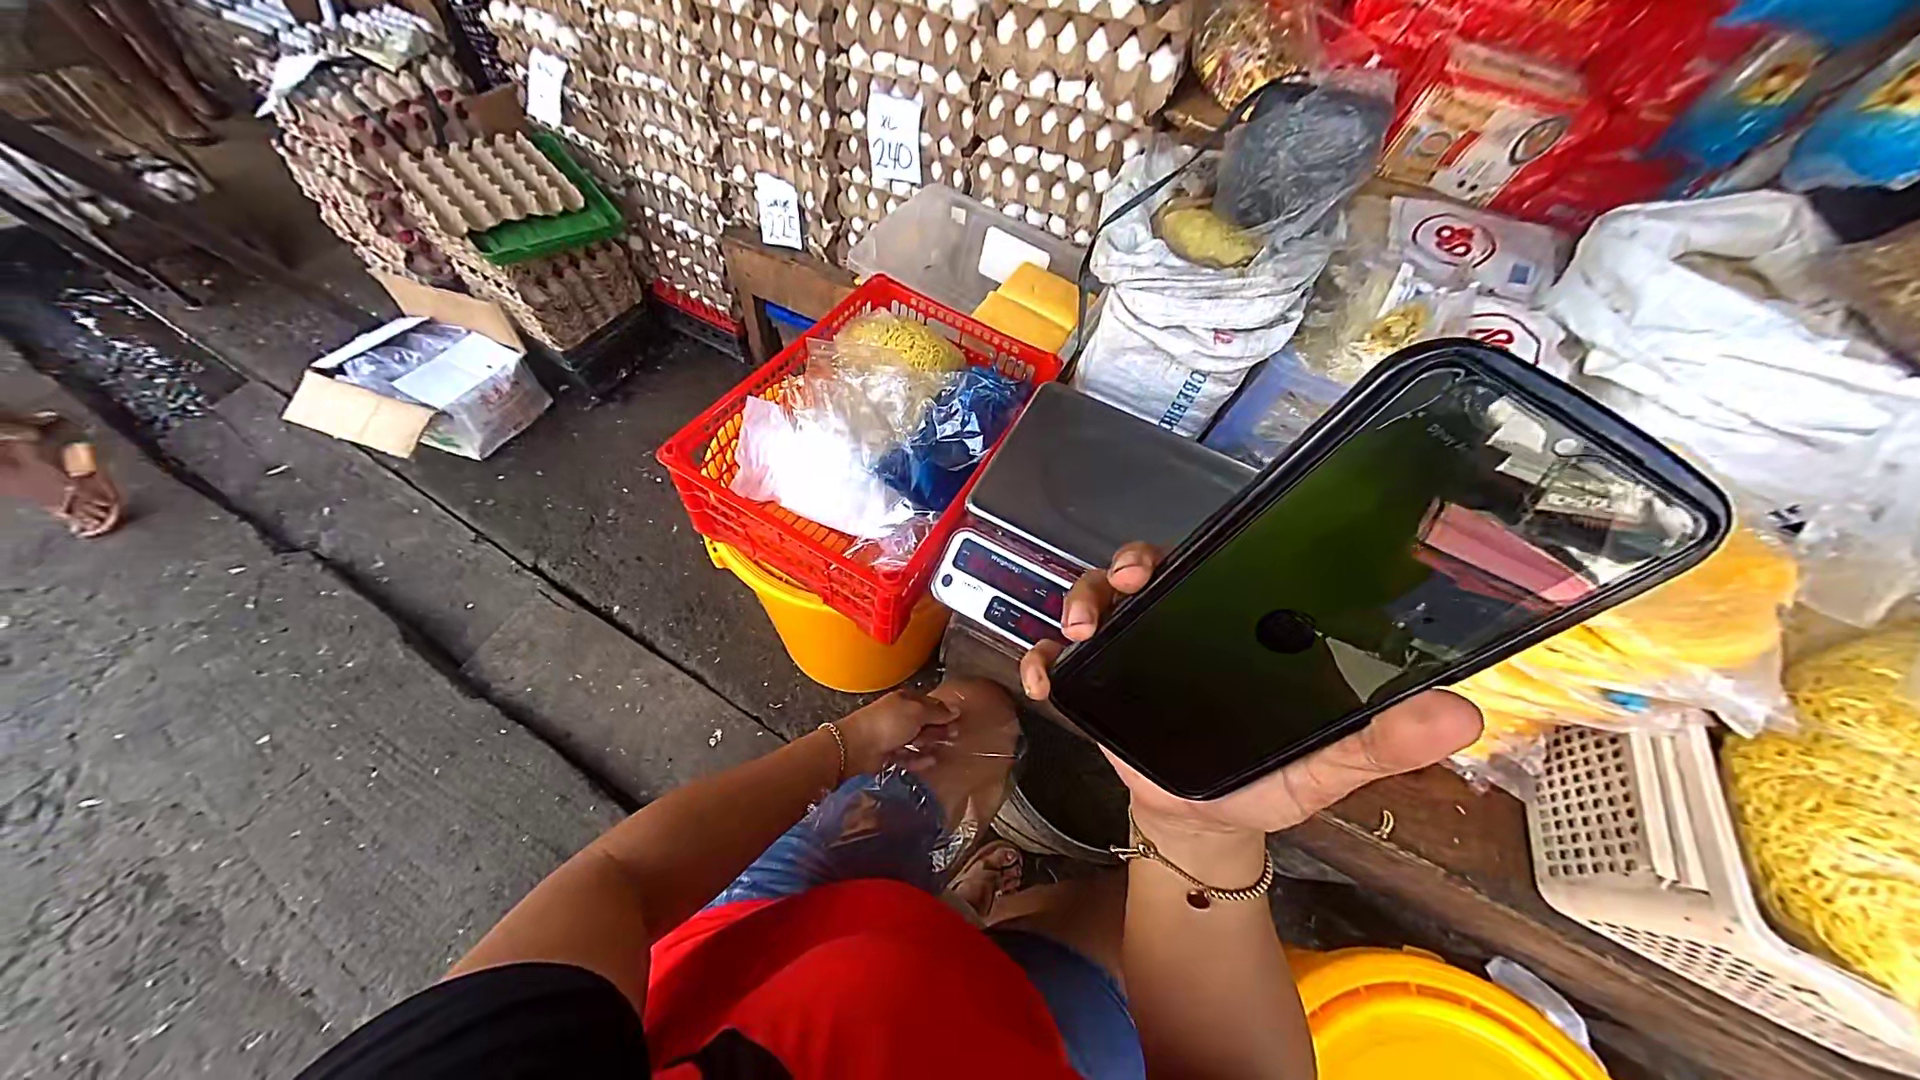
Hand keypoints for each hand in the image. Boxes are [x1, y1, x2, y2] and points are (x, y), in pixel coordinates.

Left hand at [834, 690, 961, 775]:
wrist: (857, 747)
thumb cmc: (888, 723)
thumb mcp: (917, 712)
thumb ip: (937, 712)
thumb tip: (955, 710)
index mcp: (905, 700)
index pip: (929, 703)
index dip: (944, 710)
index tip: (959, 718)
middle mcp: (900, 716)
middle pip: (925, 721)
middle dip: (939, 727)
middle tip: (955, 735)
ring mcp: (893, 736)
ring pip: (917, 739)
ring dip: (931, 743)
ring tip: (945, 748)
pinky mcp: (889, 755)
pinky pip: (908, 756)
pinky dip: (919, 759)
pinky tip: (931, 761)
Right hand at [1019, 542, 1482, 839]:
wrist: (1205, 820)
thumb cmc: (1262, 777)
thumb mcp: (1320, 760)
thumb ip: (1378, 739)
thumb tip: (1455, 714)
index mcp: (1219, 628)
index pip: (1194, 570)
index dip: (1173, 555)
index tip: (1157, 564)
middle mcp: (1165, 628)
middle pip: (1130, 577)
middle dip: (1115, 570)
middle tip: (1121, 584)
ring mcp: (1122, 654)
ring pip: (1089, 604)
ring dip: (1076, 604)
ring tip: (1076, 634)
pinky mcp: (1090, 689)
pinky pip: (1053, 661)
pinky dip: (1040, 662)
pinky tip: (1042, 681)